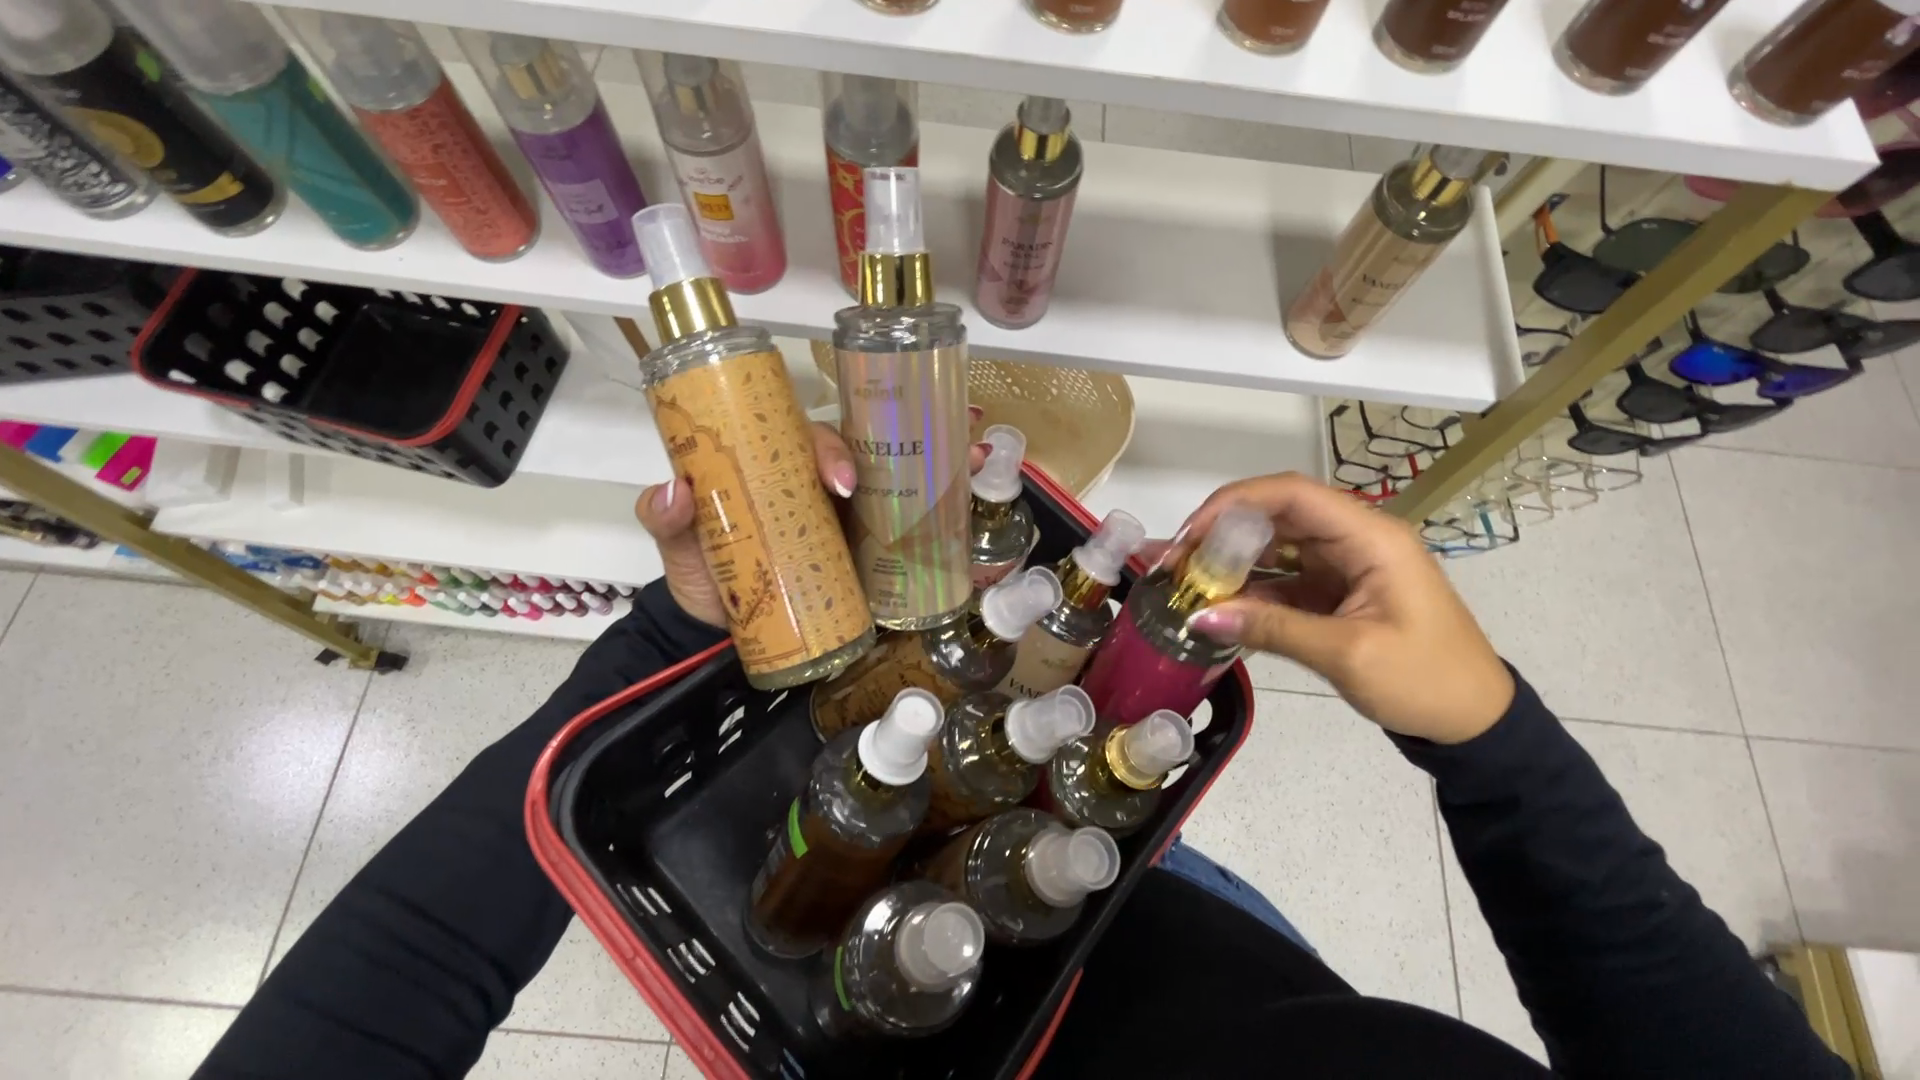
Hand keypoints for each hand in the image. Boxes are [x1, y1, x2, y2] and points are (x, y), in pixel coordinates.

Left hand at [636, 411, 991, 629]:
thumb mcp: (680, 544)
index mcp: (780, 469)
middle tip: (934, 457)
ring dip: (940, 466)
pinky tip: (970, 511)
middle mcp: (820, 487)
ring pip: (898, 483)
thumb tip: (673, 493)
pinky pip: (906, 532)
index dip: (832, 450)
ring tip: (975, 456)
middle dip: (908, 443)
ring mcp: (849, 520)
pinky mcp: (868, 556)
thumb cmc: (704, 574)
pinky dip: (941, 519)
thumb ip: (666, 519)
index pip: (812, 442)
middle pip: (868, 455)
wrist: (720, 634)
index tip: (841, 482)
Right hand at [1180, 473, 1513, 744]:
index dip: (1233, 504)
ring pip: (1275, 544)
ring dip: (1231, 560)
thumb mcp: (1347, 654)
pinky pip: (1283, 577)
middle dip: (1222, 533)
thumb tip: (1199, 618)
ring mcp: (1346, 564)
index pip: (1291, 494)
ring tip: (1186, 583)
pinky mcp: (1336, 590)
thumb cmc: (1425, 681)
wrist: (1474, 722)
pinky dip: (1249, 589)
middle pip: (1277, 514)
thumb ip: (1271, 628)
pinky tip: (1217, 606)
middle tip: (1176, 565)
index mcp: (1371, 538)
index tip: (1190, 536)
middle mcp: (1356, 538)